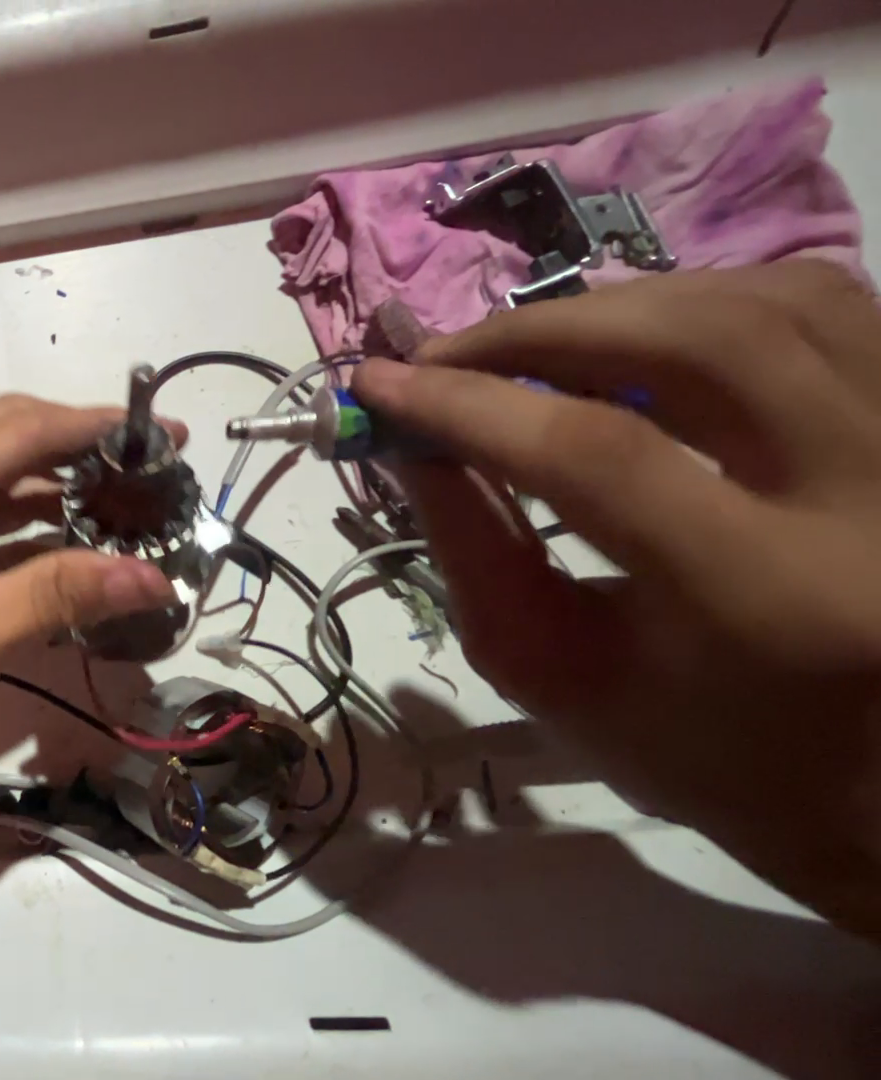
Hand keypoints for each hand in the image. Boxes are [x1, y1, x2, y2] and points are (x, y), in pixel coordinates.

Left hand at [0, 394, 179, 794]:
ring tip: (141, 513)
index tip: (168, 434)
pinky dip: (42, 541)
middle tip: (159, 471)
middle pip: (15, 446)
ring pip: (8, 491)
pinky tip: (90, 558)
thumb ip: (55, 595)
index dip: (97, 427)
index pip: (23, 432)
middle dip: (86, 452)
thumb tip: (153, 576)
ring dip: (70, 497)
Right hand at [351, 259, 880, 935]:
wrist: (869, 775)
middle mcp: (873, 504)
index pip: (594, 456)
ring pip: (766, 302)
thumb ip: (470, 547)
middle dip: (536, 333)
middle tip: (443, 357)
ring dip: (610, 309)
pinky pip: (820, 307)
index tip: (377, 385)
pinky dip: (696, 303)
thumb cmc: (687, 745)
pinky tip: (623, 342)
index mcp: (763, 600)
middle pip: (698, 344)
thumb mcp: (542, 664)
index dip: (467, 405)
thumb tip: (409, 440)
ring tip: (520, 350)